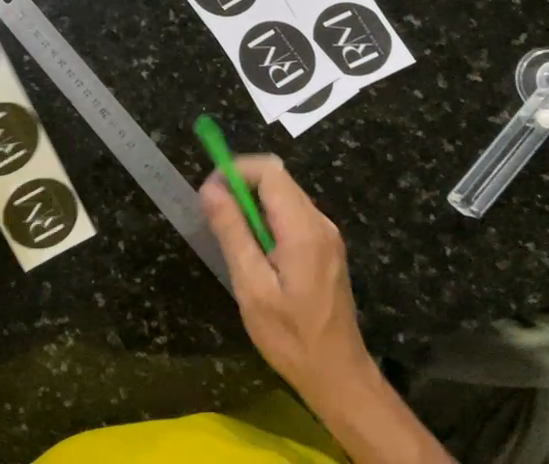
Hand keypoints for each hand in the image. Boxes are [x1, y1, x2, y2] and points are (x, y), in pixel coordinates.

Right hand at [202, 155, 369, 399]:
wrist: (339, 376)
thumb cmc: (291, 337)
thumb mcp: (252, 286)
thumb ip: (232, 232)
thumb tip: (210, 188)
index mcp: (303, 229)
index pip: (269, 171)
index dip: (235, 171)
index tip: (209, 192)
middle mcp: (320, 224)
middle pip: (278, 180)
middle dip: (241, 186)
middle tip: (214, 216)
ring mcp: (327, 236)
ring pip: (284, 197)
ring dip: (253, 205)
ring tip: (231, 238)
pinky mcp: (326, 249)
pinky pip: (292, 216)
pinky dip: (267, 220)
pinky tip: (255, 254)